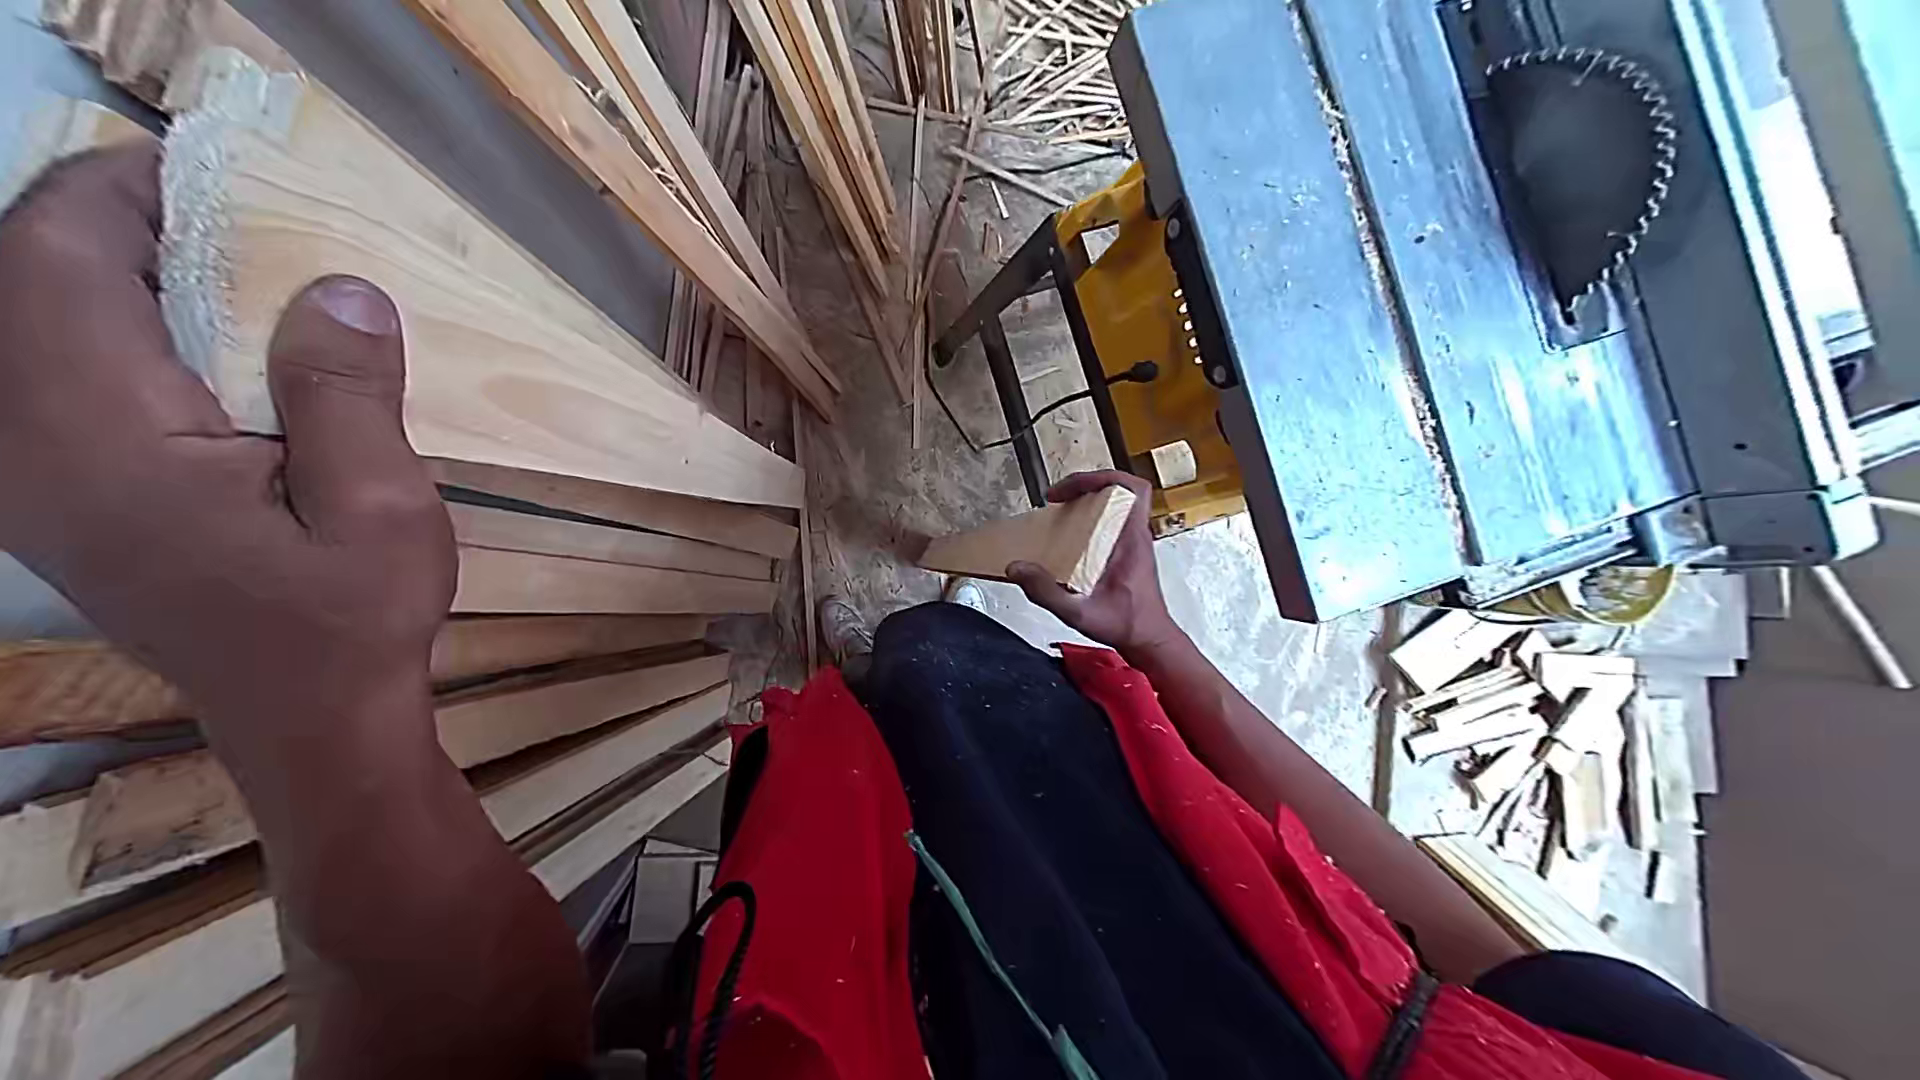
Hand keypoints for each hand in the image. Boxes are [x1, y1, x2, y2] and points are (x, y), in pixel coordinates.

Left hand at [0, 144, 453, 768]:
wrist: (318, 716)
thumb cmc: (357, 616)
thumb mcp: (379, 504)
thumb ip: (347, 393)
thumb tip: (341, 289)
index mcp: (102, 438)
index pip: (55, 264)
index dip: (113, 193)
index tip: (202, 169)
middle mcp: (28, 449)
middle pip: (23, 290)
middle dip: (107, 228)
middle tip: (223, 214)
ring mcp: (35, 484)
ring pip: (29, 337)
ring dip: (110, 283)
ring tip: (218, 271)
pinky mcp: (68, 506)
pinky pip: (57, 387)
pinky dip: (116, 342)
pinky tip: (204, 359)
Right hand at [1005, 470, 1185, 656]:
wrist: (1149, 641)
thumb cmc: (1126, 625)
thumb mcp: (1080, 613)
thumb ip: (1046, 592)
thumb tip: (1018, 569)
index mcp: (1131, 540)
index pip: (1131, 488)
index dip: (1100, 477)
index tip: (1069, 490)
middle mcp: (1134, 536)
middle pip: (1119, 489)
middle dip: (1086, 484)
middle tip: (1059, 496)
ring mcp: (1132, 542)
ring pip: (1115, 503)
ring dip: (1087, 499)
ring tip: (1060, 509)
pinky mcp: (1126, 552)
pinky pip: (1110, 521)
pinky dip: (1089, 518)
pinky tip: (1069, 535)